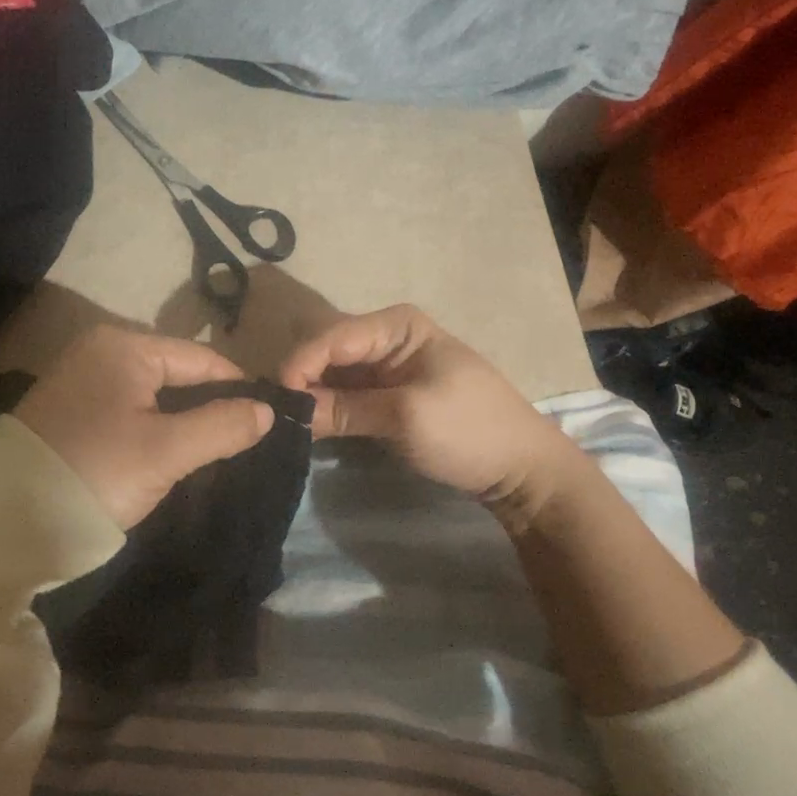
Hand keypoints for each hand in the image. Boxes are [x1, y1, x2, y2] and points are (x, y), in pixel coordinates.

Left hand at [15, 326, 273, 528]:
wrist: (12, 519)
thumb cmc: (98, 471)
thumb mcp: (166, 450)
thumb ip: (221, 426)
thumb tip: (265, 411)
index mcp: (123, 346)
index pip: (200, 359)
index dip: (237, 389)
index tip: (265, 421)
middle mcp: (98, 350)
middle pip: (175, 373)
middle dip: (207, 406)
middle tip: (239, 443)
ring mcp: (79, 378)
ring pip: (151, 394)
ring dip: (179, 420)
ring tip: (210, 452)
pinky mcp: (68, 408)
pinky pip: (126, 408)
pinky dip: (149, 427)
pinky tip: (166, 454)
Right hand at [279, 305, 576, 506]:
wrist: (521, 470)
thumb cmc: (470, 431)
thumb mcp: (405, 418)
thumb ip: (344, 410)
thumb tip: (286, 411)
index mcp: (396, 325)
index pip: (331, 336)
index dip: (299, 365)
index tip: (276, 401)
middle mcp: (385, 338)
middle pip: (325, 351)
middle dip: (300, 379)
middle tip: (276, 415)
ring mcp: (384, 367)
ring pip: (330, 375)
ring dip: (309, 397)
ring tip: (284, 424)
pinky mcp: (383, 395)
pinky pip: (343, 395)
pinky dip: (325, 410)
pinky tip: (306, 428)